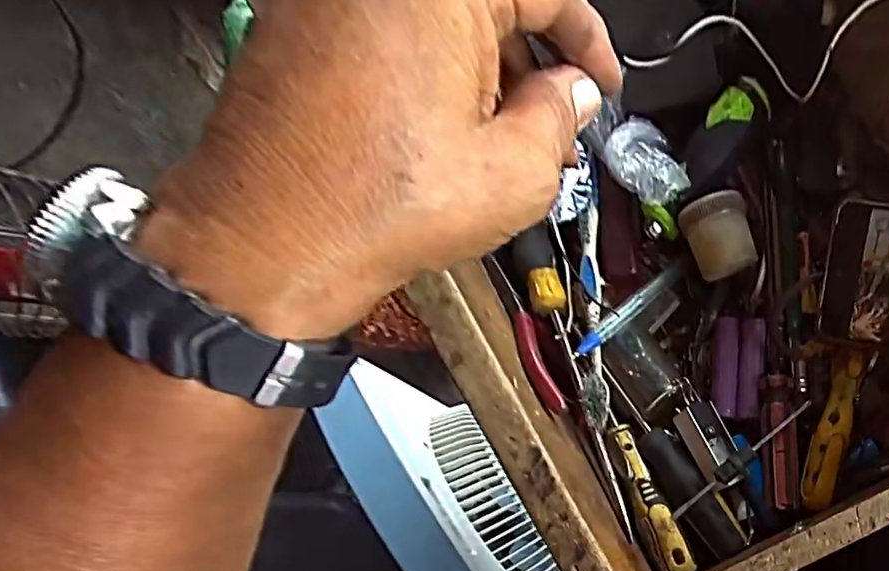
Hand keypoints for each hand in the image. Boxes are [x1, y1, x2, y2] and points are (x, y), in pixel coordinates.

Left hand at [133, 0, 620, 339]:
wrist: (286, 229)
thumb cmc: (385, 200)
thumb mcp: (519, 170)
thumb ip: (559, 116)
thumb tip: (575, 93)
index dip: (589, 38)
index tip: (603, 80)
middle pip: (492, 1)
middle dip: (541, 61)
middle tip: (566, 122)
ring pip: (447, 17)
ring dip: (497, 71)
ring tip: (520, 140)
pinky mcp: (310, 21)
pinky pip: (403, 29)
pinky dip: (448, 70)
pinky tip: (469, 130)